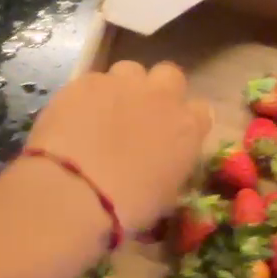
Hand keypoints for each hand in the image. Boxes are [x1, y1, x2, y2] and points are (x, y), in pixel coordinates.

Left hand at [23, 61, 211, 231]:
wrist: (75, 191)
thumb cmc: (128, 206)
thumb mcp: (166, 196)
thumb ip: (172, 168)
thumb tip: (164, 163)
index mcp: (188, 128)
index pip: (201, 112)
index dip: (186, 122)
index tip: (172, 136)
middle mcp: (161, 96)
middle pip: (169, 76)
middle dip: (158, 91)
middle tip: (141, 115)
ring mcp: (122, 83)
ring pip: (129, 71)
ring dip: (123, 88)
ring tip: (105, 113)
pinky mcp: (85, 81)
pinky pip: (93, 81)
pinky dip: (88, 96)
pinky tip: (75, 118)